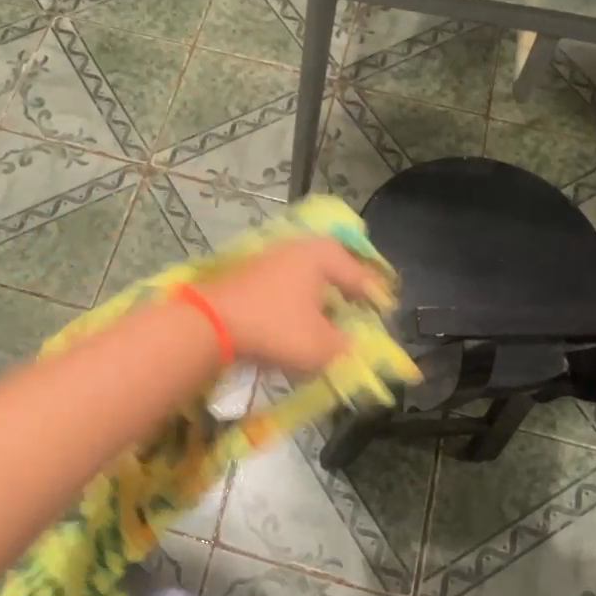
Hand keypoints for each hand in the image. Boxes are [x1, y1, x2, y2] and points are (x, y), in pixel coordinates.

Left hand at [195, 237, 386, 375]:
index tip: (386, 311)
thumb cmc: (275, 328)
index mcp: (323, 256)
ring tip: (329, 315)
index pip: (360, 276)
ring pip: (306, 276)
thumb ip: (346, 346)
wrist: (209, 324)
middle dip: (347, 287)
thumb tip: (353, 345)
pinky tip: (295, 318)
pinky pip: (284, 286)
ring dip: (319, 295)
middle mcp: (298, 248)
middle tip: (360, 305)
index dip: (376, 297)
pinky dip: (295, 300)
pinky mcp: (248, 274)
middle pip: (333, 267)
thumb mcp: (321, 347)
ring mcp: (270, 258)